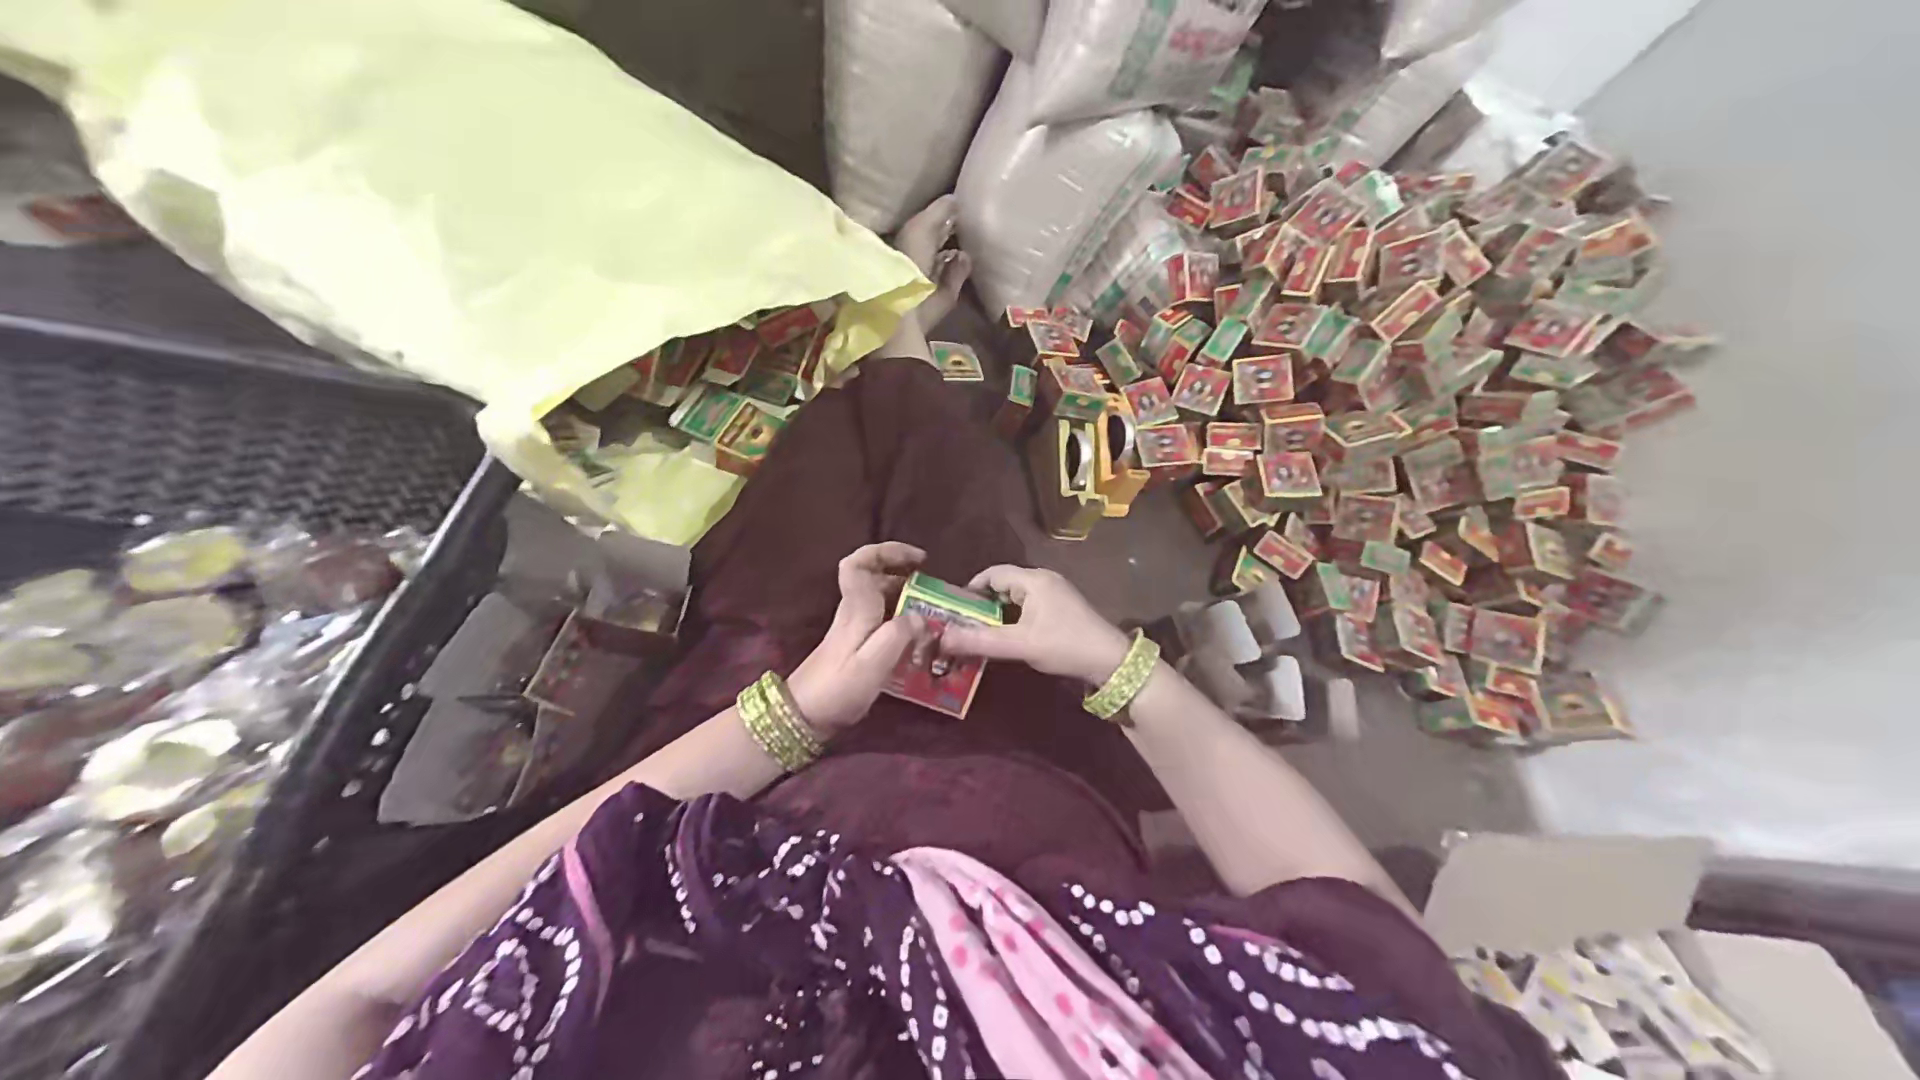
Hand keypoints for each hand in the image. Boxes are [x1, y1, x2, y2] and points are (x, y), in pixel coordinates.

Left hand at [786, 542, 931, 735]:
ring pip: (880, 596)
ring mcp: (853, 627)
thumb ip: (899, 635)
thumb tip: (920, 616)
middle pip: (874, 575)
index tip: (917, 559)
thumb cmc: (838, 688)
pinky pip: (882, 617)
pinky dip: (902, 618)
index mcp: (857, 608)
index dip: (887, 551)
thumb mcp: (873, 664)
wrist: (802, 716)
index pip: (859, 562)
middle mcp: (854, 611)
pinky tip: (918, 635)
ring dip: (906, 595)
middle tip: (932, 584)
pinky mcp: (855, 643)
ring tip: (932, 609)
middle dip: (903, 571)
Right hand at [938, 566, 1132, 684]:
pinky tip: (1008, 636)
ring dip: (999, 612)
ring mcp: (1056, 592)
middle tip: (964, 624)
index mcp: (1033, 580)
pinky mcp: (1062, 607)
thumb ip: (981, 641)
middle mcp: (1044, 579)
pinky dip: (1014, 617)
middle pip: (1003, 584)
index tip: (955, 610)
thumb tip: (943, 638)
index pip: (992, 574)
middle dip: (982, 603)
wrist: (1112, 661)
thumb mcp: (1020, 644)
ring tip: (981, 633)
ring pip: (1016, 596)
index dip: (970, 589)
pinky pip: (1029, 605)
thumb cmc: (1065, 646)